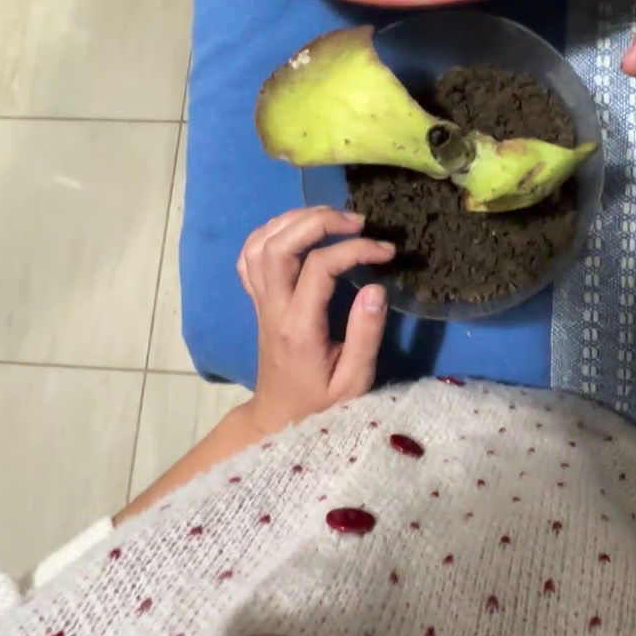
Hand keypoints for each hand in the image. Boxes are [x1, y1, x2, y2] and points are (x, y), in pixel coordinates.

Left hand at [237, 207, 394, 434]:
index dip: (354, 249)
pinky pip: (250, 255)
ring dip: (294, 220)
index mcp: (299, 327)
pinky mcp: (257, 300)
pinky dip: (271, 232)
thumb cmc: (321, 403)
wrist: (279, 417)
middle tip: (356, 221)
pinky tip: (298, 229)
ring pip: (259, 243)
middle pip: (278, 245)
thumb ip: (365, 335)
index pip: (318, 267)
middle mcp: (273, 307)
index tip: (386, 251)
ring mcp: (259, 301)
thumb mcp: (355, 381)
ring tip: (331, 218)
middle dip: (318, 221)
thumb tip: (374, 287)